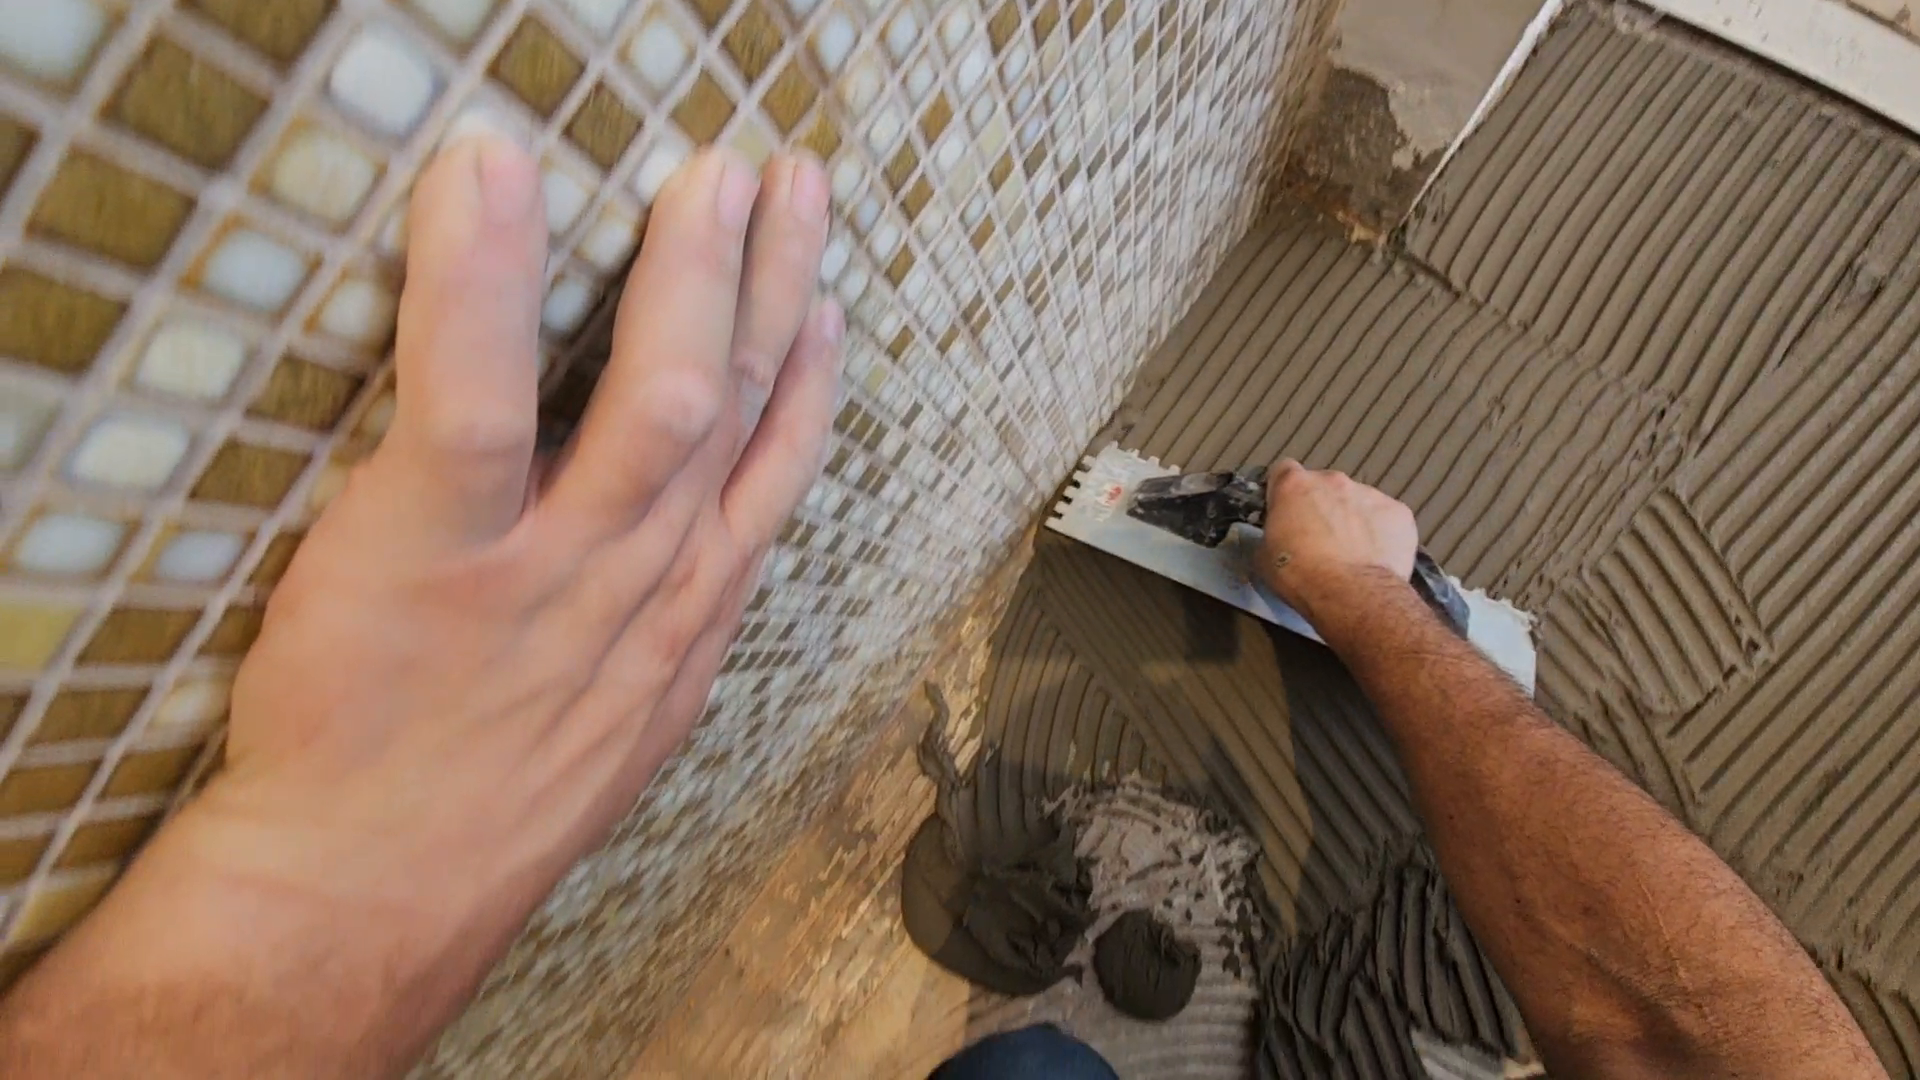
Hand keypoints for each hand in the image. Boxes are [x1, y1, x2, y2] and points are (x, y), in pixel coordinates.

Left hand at [191, 135, 840, 915]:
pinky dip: (492, 289)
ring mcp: (562, 561)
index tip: (826, 294)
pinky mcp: (437, 552)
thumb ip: (679, 604)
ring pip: (660, 396)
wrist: (389, 890)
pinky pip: (479, 404)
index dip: (813, 374)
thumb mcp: (643, 703)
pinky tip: (500, 184)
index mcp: (700, 601)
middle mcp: (658, 568)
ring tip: (715, 176)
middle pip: (739, 404)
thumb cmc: (518, 791)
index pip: (779, 464)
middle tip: (793, 183)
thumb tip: (700, 539)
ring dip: (698, 275)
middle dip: (776, 284)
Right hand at [1256, 460, 1416, 623]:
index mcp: (1293, 486)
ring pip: (1356, 500)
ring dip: (1350, 518)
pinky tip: (1372, 556)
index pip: (1283, 470)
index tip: (1282, 508)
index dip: (1282, 490)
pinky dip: (1378, 531)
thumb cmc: (1299, 573)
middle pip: (1323, 485)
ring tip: (1348, 551)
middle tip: (1315, 537)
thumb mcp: (1262, 556)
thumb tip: (1277, 537)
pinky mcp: (1399, 513)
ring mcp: (1370, 494)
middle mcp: (1332, 481)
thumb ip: (1270, 534)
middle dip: (1319, 505)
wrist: (1350, 593)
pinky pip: (1385, 517)